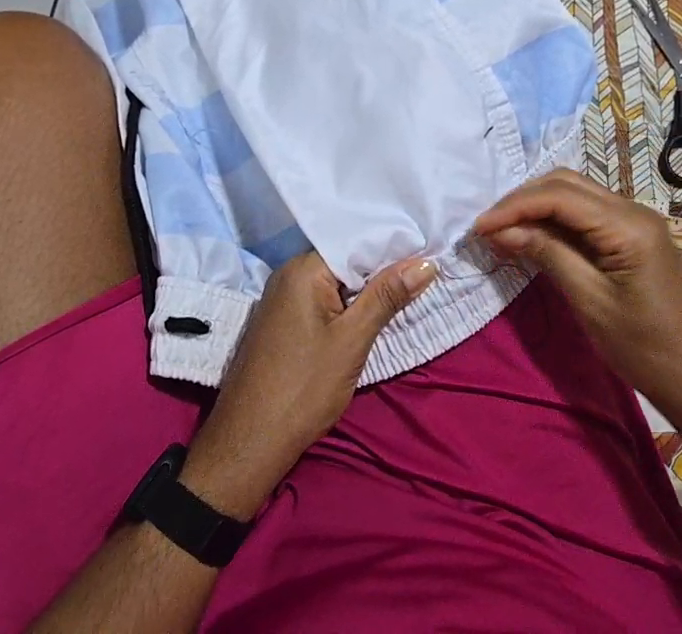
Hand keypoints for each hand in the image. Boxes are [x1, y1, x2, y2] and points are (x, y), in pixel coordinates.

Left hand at [182, 252, 435, 518]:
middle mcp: (288, 275)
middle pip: (345, 260)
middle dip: (384, 267)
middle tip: (428, 266)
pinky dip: (349, 304)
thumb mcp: (352, 339)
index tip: (429, 247)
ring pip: (336, 282)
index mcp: (303, 269)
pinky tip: (375, 311)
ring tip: (413, 284)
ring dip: (368, 288)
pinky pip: (323, 300)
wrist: (251, 441)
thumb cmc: (304, 388)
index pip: (354, 240)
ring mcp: (283, 299)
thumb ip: (387, 296)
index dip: (392, 245)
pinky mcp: (284, 322)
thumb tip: (427, 262)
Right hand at [474, 169, 681, 406]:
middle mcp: (634, 211)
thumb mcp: (588, 300)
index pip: (560, 197)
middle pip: (567, 184)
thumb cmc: (641, 345)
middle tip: (488, 228)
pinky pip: (586, 214)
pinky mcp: (632, 236)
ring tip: (502, 231)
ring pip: (575, 194)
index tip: (479, 228)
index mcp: (628, 226)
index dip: (515, 207)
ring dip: (536, 206)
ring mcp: (636, 221)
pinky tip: (531, 237)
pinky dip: (554, 220)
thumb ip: (547, 254)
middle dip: (522, 200)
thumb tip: (500, 230)